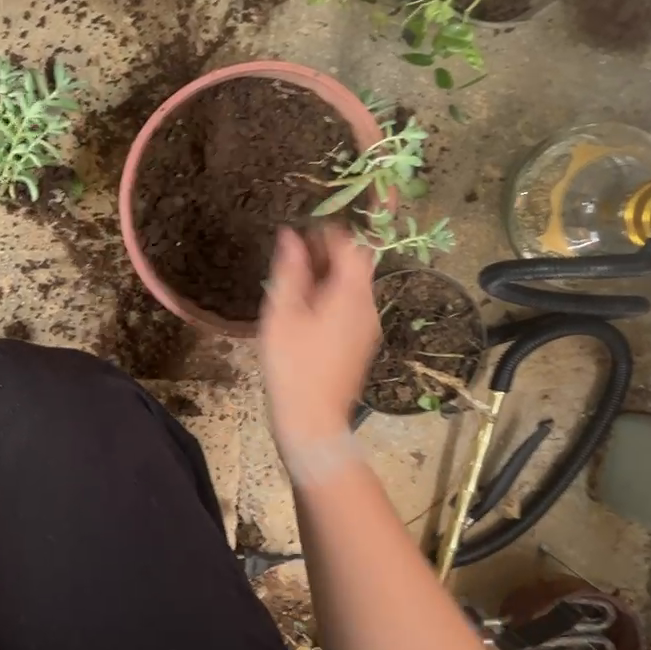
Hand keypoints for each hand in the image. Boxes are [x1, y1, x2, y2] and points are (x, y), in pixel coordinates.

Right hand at [259, 225, 380, 483]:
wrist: (312, 418)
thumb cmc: (291, 364)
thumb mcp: (282, 312)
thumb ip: (289, 270)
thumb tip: (290, 235)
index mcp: (351, 294)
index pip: (352, 246)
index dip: (329, 233)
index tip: (302, 230)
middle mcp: (368, 306)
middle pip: (357, 265)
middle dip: (328, 253)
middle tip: (294, 254)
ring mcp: (368, 327)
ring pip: (354, 287)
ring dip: (328, 275)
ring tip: (293, 282)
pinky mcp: (361, 344)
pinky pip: (351, 307)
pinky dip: (332, 297)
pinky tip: (304, 310)